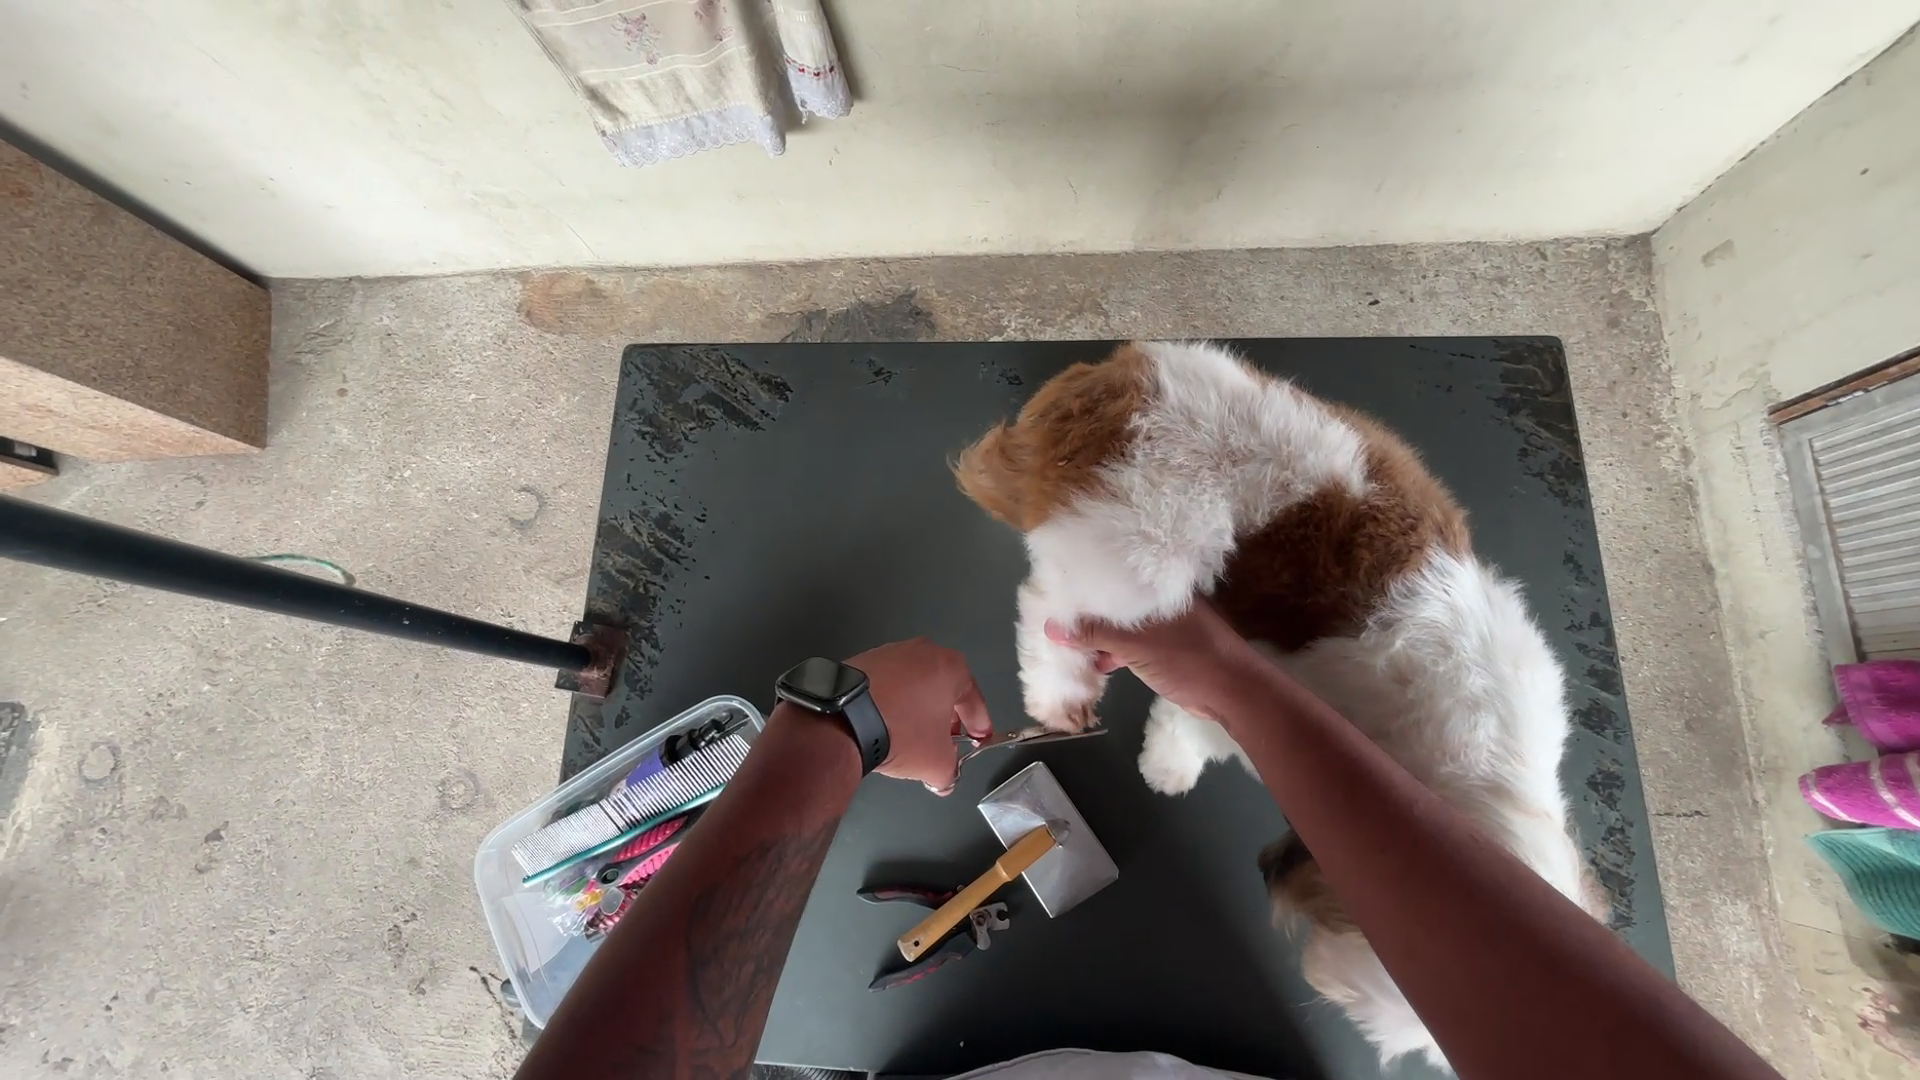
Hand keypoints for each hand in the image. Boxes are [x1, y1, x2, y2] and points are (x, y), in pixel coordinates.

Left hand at [848, 639, 993, 794]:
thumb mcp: (937, 762)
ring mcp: (892, 652)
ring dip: (919, 709)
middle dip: (948, 718)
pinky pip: (889, 684)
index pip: (975, 702)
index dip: (980, 726)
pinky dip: (893, 702)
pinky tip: (887, 724)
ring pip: (916, 685)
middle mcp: (924, 651)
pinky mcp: (864, 660)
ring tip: (913, 737)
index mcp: (952, 667)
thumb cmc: (901, 732)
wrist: (843, 720)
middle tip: (947, 743)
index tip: (979, 741)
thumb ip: (951, 771)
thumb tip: (946, 777)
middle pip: (945, 689)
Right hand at [1043, 600, 1263, 725]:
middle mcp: (1160, 601)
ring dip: (1099, 636)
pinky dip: (1114, 651)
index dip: (1084, 584)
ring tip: (1069, 645)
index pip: (1113, 576)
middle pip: (1115, 602)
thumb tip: (1052, 627)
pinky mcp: (1165, 648)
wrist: (1235, 693)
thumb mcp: (1137, 645)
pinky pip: (1131, 644)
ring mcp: (1164, 625)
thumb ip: (1095, 634)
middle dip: (1087, 614)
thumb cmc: (1189, 658)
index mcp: (1157, 588)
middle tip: (1056, 621)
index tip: (1055, 591)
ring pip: (1122, 625)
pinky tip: (1096, 663)